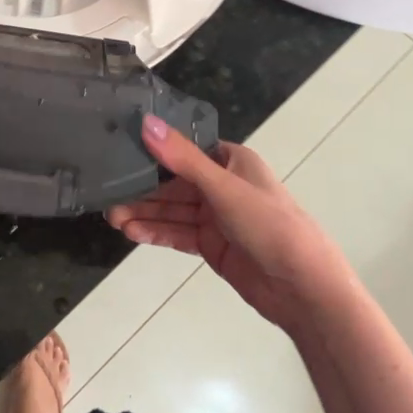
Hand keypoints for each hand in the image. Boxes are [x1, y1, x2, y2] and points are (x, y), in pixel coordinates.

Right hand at [106, 115, 352, 331]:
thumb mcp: (224, 188)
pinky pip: (177, 233)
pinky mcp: (211, 244)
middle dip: (141, 190)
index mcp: (231, 161)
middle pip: (172, 182)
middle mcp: (221, 185)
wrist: (305, 290)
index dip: (152, 149)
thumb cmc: (271, 226)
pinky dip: (156, 232)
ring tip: (113, 219)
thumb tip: (145, 122)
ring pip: (171, 210)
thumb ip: (182, 158)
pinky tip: (132, 233)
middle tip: (107, 197)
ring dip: (143, 213)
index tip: (117, 149)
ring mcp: (216, 217)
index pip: (183, 149)